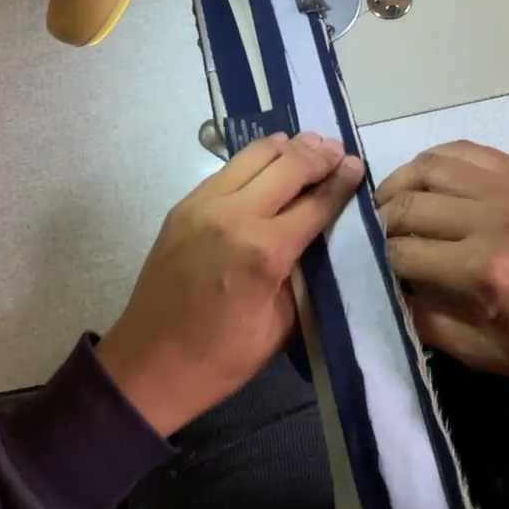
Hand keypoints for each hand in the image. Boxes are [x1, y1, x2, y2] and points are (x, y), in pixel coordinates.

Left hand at [96, 132, 363, 435]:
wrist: (150, 362)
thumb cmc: (222, 357)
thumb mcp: (281, 324)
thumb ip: (303, 273)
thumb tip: (320, 238)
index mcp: (264, 251)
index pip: (315, 203)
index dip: (341, 181)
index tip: (358, 165)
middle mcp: (233, 215)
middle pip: (287, 164)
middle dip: (317, 155)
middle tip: (337, 150)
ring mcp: (203, 204)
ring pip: (252, 155)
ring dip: (285, 148)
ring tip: (308, 146)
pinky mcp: (183, 205)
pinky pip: (227, 170)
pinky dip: (254, 162)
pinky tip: (269, 165)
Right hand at [375, 141, 508, 414]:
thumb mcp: (487, 355)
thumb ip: (427, 321)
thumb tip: (390, 286)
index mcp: (485, 272)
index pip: (403, 250)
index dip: (383, 261)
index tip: (381, 269)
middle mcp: (496, 219)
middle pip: (409, 204)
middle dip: (383, 222)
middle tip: (380, 236)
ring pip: (430, 166)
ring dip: (400, 183)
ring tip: (392, 202)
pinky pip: (466, 150)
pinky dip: (435, 160)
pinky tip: (426, 178)